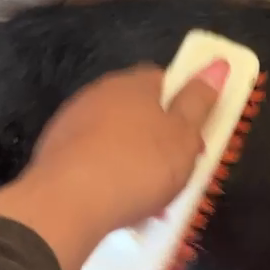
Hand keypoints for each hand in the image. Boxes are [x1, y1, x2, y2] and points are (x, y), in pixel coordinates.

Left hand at [0, 60, 227, 269]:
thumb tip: (217, 65)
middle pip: (136, 108)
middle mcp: (98, 93)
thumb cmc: (139, 166)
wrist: (67, 203)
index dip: (182, 102)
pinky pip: (91, 159)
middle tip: (175, 167)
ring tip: (146, 193)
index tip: (193, 131)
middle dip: (157, 133)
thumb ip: (199, 103)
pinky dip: (106, 174)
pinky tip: (116, 201)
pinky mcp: (53, 153)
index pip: (164, 78)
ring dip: (131, 156)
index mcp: (133, 84)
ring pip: (113, 136)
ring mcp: (71, 122)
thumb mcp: (184, 137)